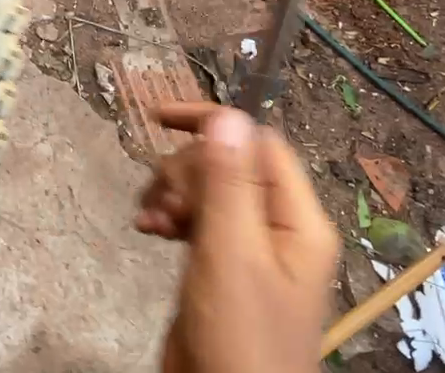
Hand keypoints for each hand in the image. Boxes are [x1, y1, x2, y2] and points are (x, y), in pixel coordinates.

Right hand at [135, 103, 337, 372]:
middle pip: (223, 162)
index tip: (157, 119)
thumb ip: (229, 182)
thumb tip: (227, 114)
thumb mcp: (230, 251)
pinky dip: (166, 215)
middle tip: (167, 207)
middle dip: (183, 173)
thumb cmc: (238, 330)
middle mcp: (278, 225)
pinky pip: (192, 214)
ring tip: (153, 222)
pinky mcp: (221, 260)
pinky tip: (147, 230)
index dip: (210, 124)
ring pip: (202, 186)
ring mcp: (249, 244)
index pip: (258, 142)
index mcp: (297, 220)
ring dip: (170, 194)